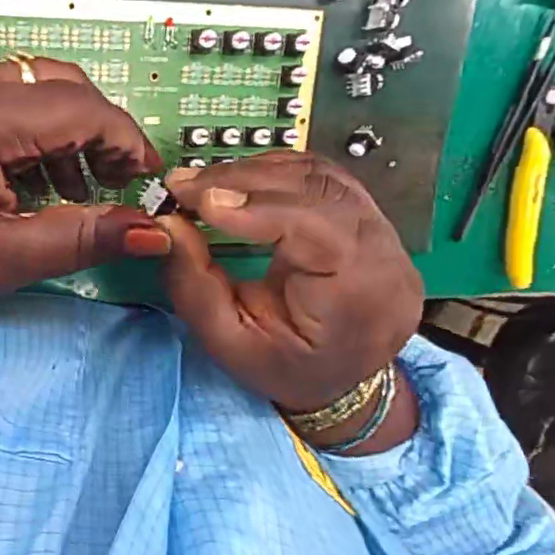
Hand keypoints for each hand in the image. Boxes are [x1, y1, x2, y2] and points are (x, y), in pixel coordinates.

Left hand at [0, 59, 170, 316]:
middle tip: (112, 185)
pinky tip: (25, 175)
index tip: (145, 181)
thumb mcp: (1, 256)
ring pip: (32, 86)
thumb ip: (83, 237)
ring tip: (69, 189)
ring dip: (63, 129)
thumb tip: (151, 231)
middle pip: (62, 85)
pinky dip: (27, 126)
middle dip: (99, 132)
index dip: (127, 142)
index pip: (84, 108)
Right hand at [157, 153, 422, 412]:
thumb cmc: (282, 369)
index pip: (316, 228)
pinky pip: (322, 178)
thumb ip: (193, 283)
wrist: (337, 382)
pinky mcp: (369, 219)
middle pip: (319, 190)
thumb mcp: (225, 340)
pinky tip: (235, 183)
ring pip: (320, 175)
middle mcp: (386, 257)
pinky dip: (272, 173)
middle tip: (185, 184)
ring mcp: (385, 233)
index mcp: (358, 297)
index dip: (255, 206)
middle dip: (244, 180)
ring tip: (203, 184)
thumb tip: (169, 223)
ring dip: (255, 172)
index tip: (196, 199)